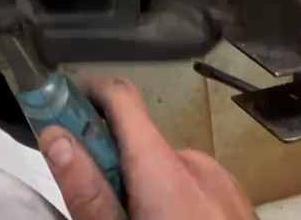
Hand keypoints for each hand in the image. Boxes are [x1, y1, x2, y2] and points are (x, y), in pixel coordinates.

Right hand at [38, 76, 256, 219]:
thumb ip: (87, 193)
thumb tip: (55, 135)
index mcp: (166, 169)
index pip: (121, 96)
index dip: (85, 93)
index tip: (58, 114)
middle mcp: (199, 168)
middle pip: (139, 142)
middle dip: (112, 166)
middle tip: (100, 214)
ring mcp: (229, 191)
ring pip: (167, 171)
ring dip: (144, 191)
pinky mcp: (245, 213)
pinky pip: (197, 194)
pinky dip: (175, 208)